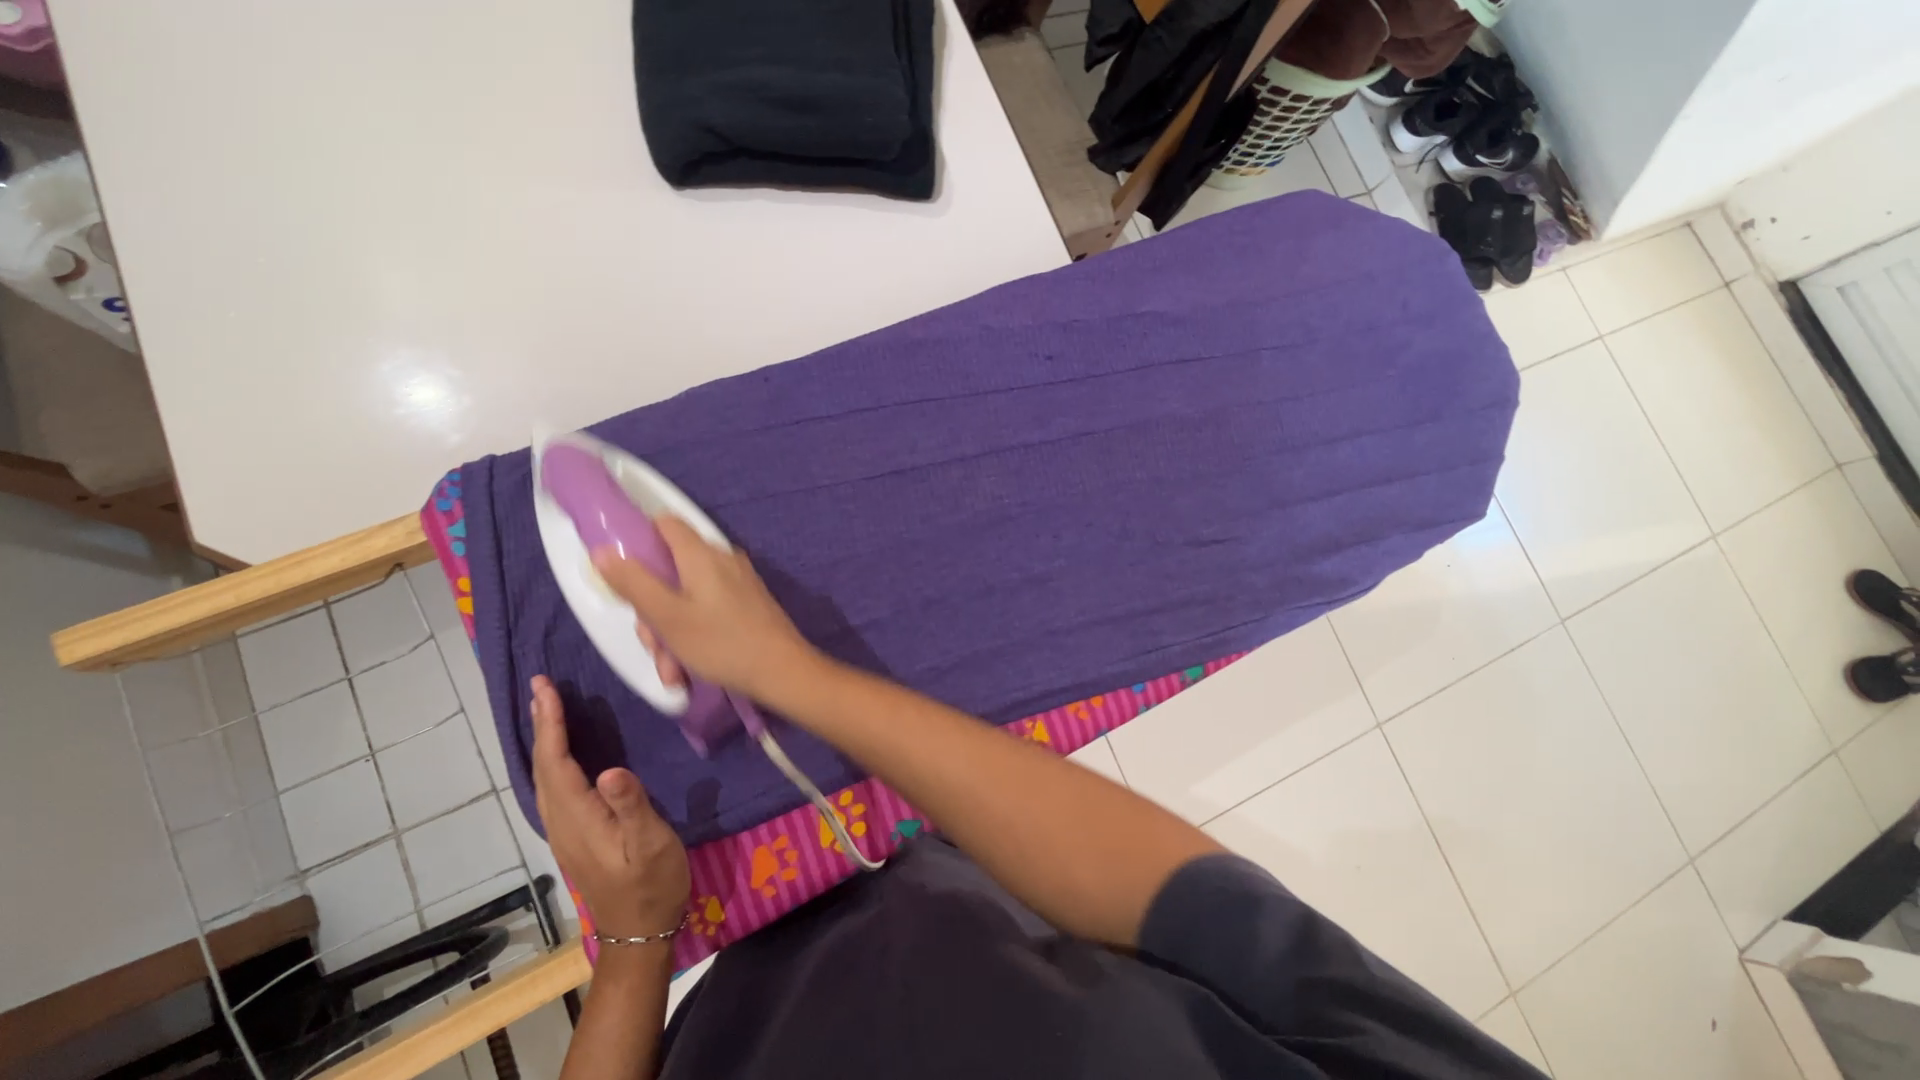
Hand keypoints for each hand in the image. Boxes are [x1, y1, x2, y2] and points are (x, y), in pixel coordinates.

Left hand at [529, 675, 688, 938]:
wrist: (638, 932)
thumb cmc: (652, 884)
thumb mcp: (651, 844)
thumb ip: (631, 806)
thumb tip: (609, 770)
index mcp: (578, 817)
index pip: (556, 761)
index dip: (550, 724)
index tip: (545, 688)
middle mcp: (562, 821)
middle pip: (543, 765)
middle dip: (542, 724)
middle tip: (541, 687)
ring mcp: (564, 831)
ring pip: (545, 777)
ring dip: (545, 740)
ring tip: (547, 710)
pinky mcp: (574, 836)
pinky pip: (554, 787)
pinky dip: (553, 760)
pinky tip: (564, 754)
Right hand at [592, 516, 822, 701]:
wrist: (784, 671)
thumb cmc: (721, 642)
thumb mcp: (667, 617)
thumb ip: (633, 583)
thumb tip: (603, 550)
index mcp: (702, 554)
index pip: (664, 524)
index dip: (638, 541)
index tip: (624, 575)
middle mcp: (722, 560)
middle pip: (670, 570)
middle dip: (653, 611)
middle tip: (653, 645)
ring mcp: (738, 583)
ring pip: (686, 598)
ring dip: (671, 635)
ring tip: (673, 671)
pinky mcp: (748, 604)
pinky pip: (708, 612)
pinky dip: (693, 637)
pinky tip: (688, 671)